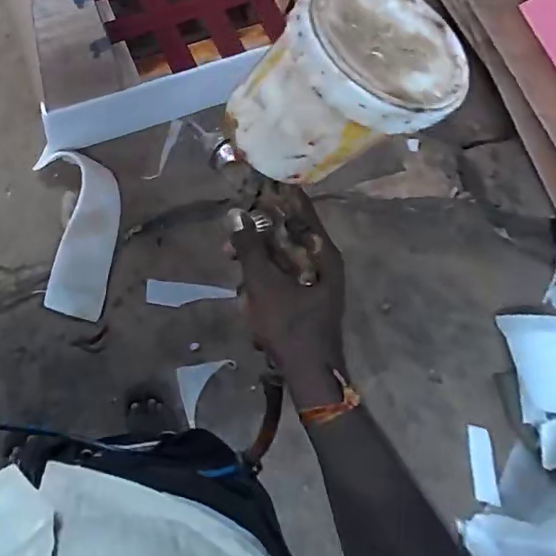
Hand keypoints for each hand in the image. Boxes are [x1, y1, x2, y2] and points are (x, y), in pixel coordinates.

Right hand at [228, 181, 348, 404]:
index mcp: (323, 253)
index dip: (278, 193)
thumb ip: (248, 246)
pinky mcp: (307, 297)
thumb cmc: (289, 325)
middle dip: (257, 232)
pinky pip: (282, 273)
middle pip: (288, 231)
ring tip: (232, 262)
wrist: (309, 375)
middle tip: (231, 235)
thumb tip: (235, 213)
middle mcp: (325, 262)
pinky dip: (264, 274)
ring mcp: (317, 281)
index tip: (255, 180)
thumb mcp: (262, 282)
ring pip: (282, 254)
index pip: (302, 209)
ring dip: (256, 256)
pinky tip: (246, 288)